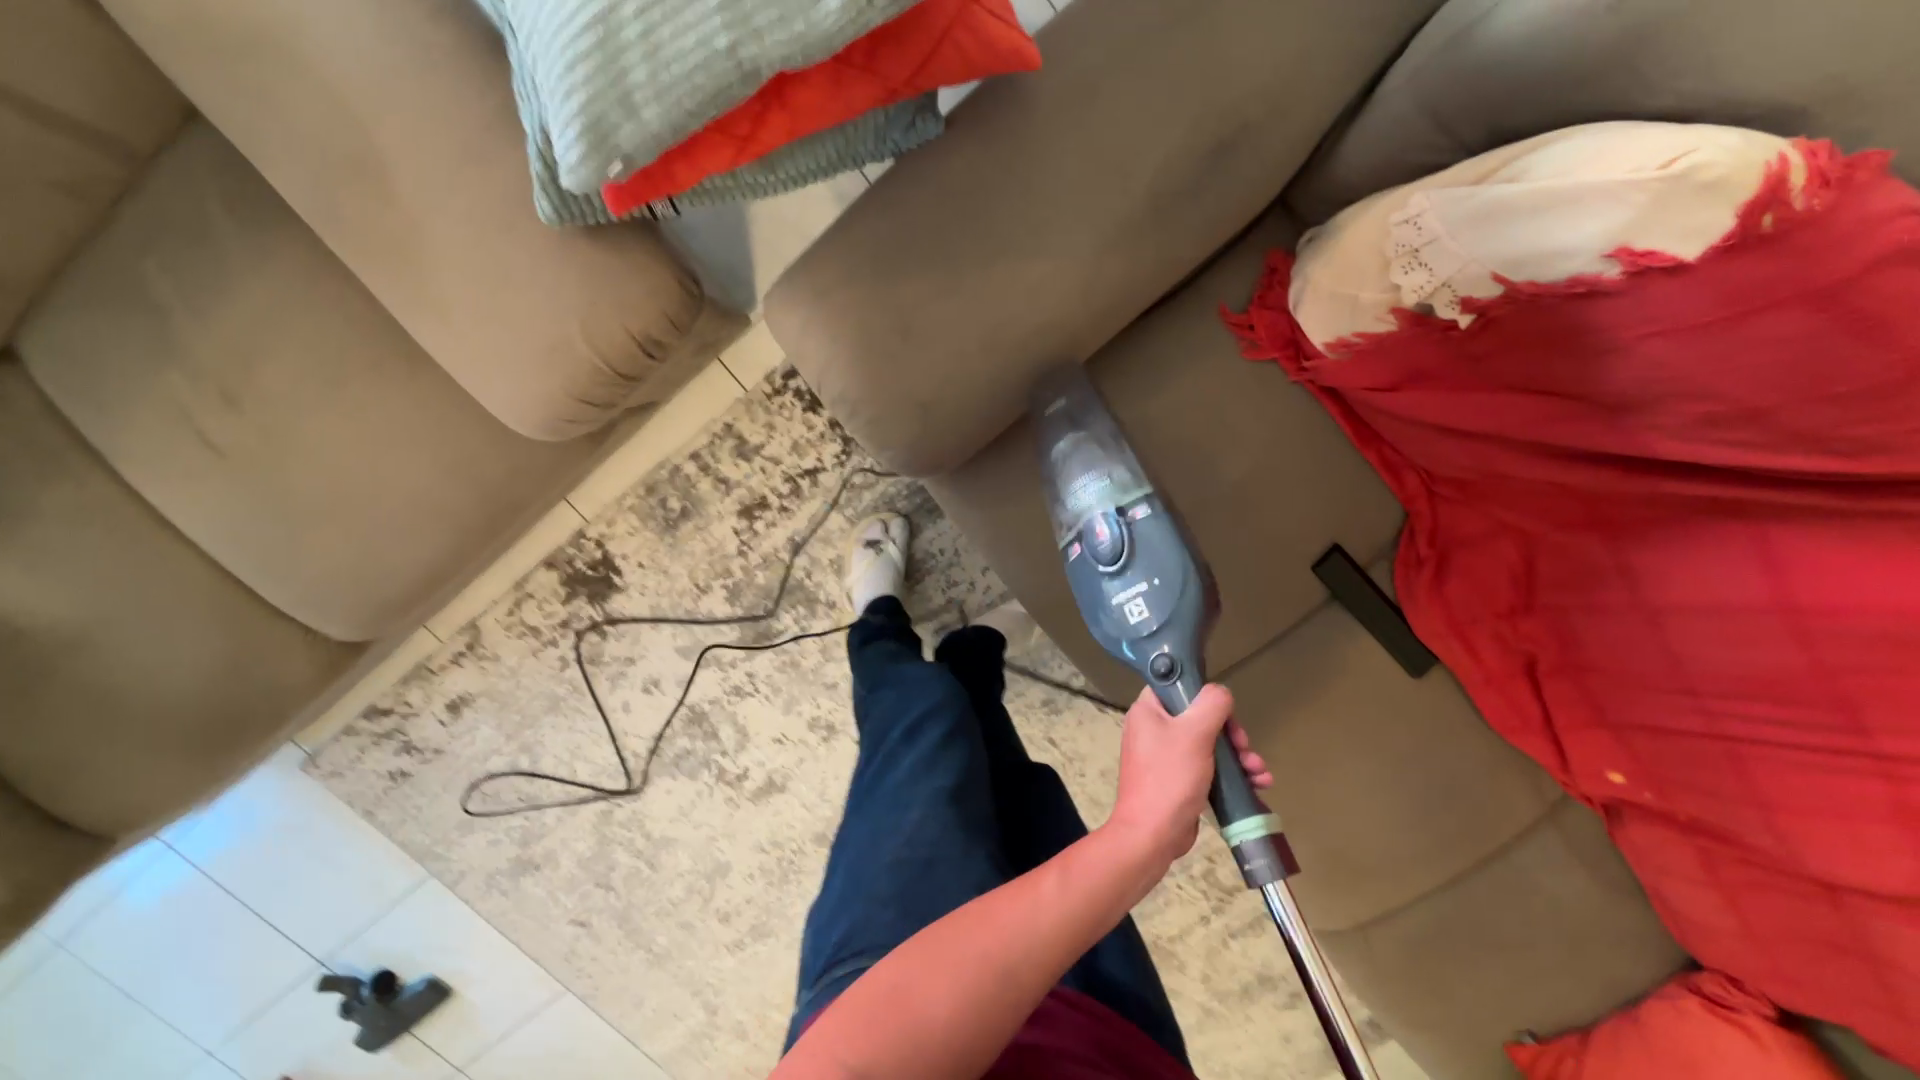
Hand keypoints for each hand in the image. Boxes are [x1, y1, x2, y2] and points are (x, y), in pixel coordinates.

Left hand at [1105, 685, 1272, 869]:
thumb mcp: (1194, 733)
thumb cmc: (1170, 777)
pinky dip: (1232, 774)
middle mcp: (1154, 730)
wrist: (1154, 834)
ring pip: (1209, 744)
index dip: (1203, 694)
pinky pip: (1210, 768)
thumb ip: (1212, 705)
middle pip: (1200, 717)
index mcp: (1148, 711)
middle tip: (1244, 746)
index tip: (1224, 711)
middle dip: (1230, 733)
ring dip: (1238, 756)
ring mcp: (1167, 757)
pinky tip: (1258, 784)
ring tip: (1259, 772)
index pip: (1175, 687)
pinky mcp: (1180, 781)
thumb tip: (1220, 692)